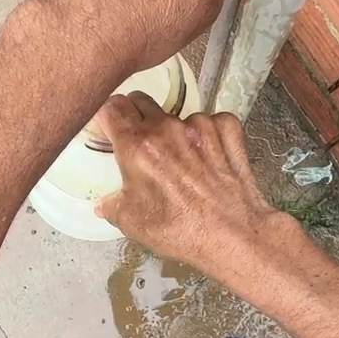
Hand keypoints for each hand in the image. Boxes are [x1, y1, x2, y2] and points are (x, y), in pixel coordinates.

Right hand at [94, 92, 301, 281]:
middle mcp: (168, 128)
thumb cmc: (179, 232)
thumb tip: (105, 203)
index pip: (111, 108)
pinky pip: (209, 120)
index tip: (108, 130)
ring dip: (172, 131)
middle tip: (138, 143)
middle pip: (141, 102)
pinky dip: (204, 134)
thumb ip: (112, 205)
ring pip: (176, 115)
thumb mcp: (131, 224)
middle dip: (134, 118)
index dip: (106, 117)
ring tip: (178, 161)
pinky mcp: (227, 128)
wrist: (233, 235)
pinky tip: (205, 157)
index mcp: (138, 147)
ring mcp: (201, 124)